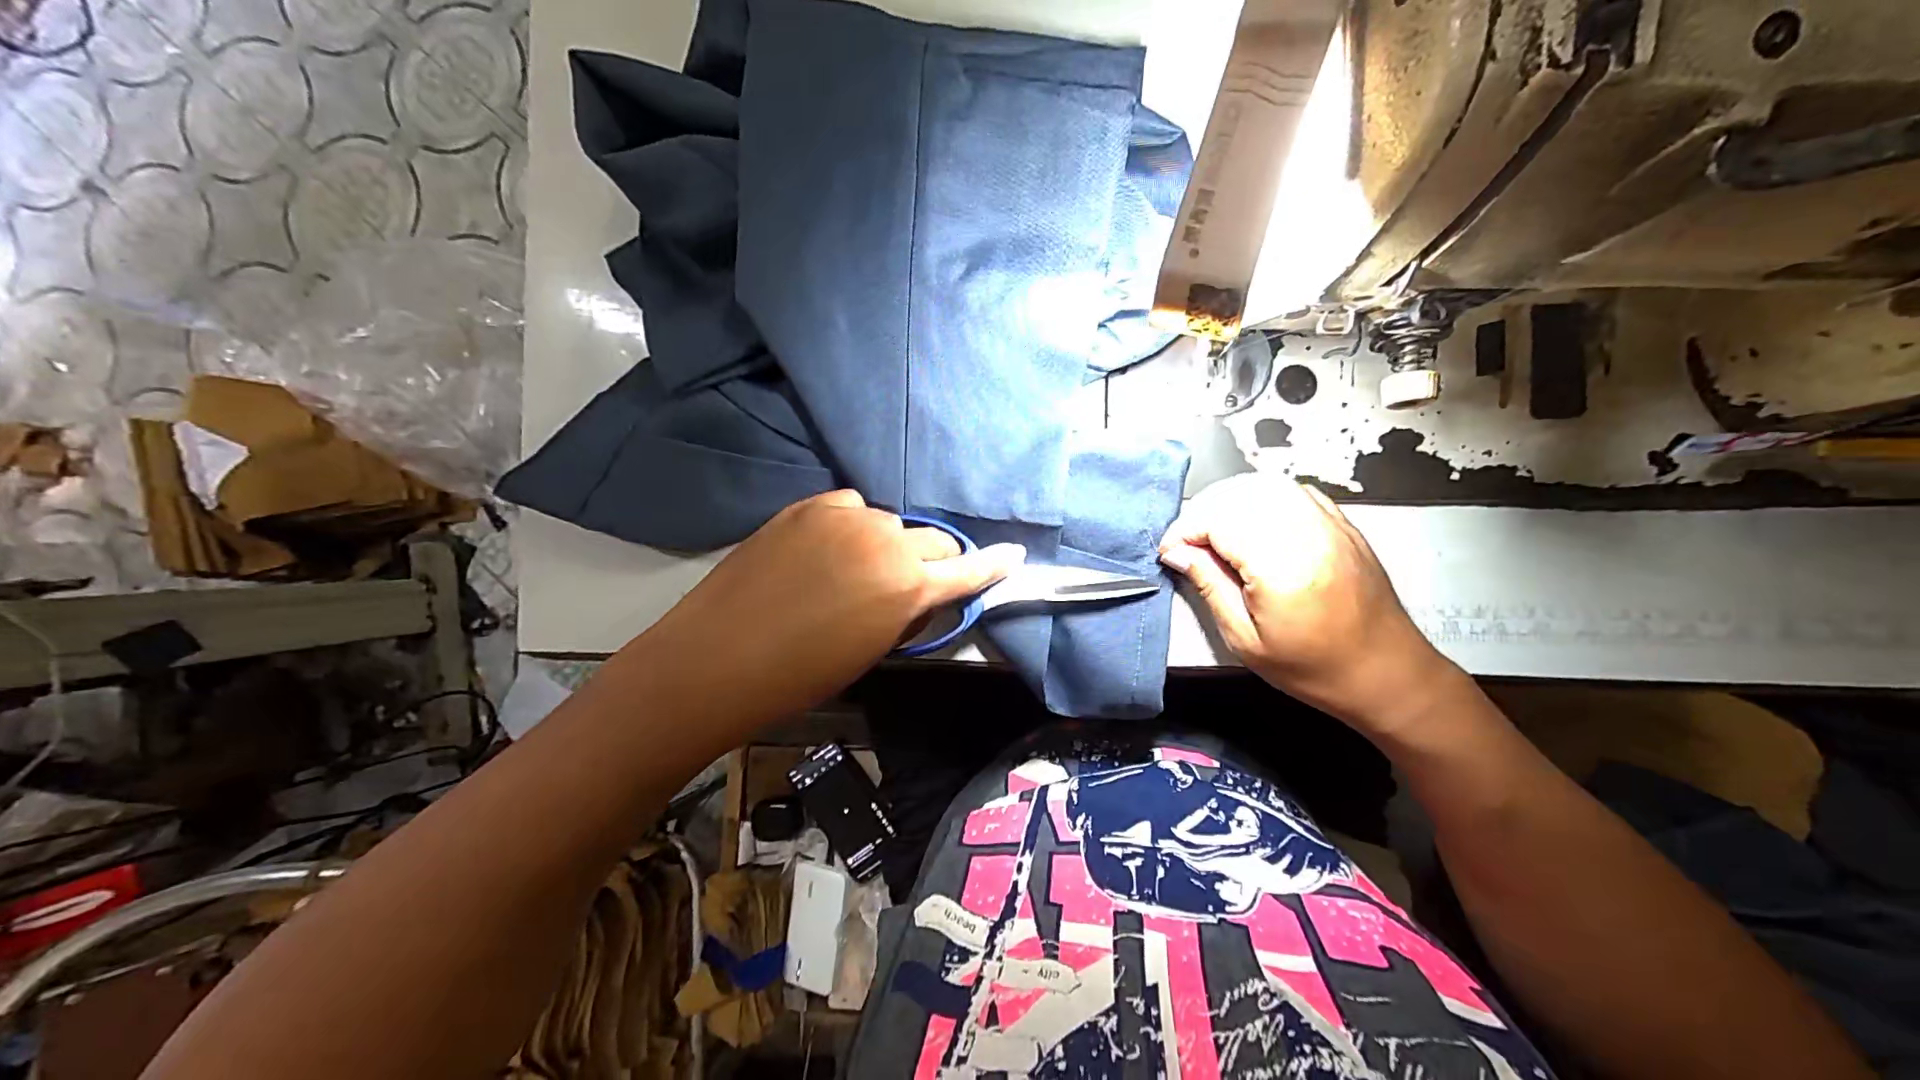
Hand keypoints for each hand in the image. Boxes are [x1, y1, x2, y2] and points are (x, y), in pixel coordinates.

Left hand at [638, 490, 1023, 723]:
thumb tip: (916, 596)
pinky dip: (850, 526)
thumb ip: (905, 614)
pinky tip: (827, 548)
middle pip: (931, 539)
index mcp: (907, 587)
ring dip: (885, 544)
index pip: (965, 570)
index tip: (1013, 556)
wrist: (717, 658)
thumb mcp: (871, 651)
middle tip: (908, 584)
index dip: (992, 566)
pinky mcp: (808, 506)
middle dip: (930, 560)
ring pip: (887, 523)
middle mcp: (885, 542)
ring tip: (855, 569)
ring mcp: (845, 518)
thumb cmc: (800, 675)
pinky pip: (849, 508)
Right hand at [1158, 474, 1454, 731]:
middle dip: (1203, 512)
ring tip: (1216, 531)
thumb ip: (1210, 587)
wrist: (1385, 674)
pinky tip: (1253, 523)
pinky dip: (1266, 498)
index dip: (1184, 531)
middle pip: (1238, 495)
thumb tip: (1178, 554)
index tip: (1170, 551)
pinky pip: (1296, 492)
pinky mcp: (1343, 527)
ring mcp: (1330, 527)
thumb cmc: (1315, 669)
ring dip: (1232, 501)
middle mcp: (1308, 536)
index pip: (1217, 520)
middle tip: (1188, 544)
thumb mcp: (1246, 640)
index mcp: (1282, 567)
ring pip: (1267, 486)